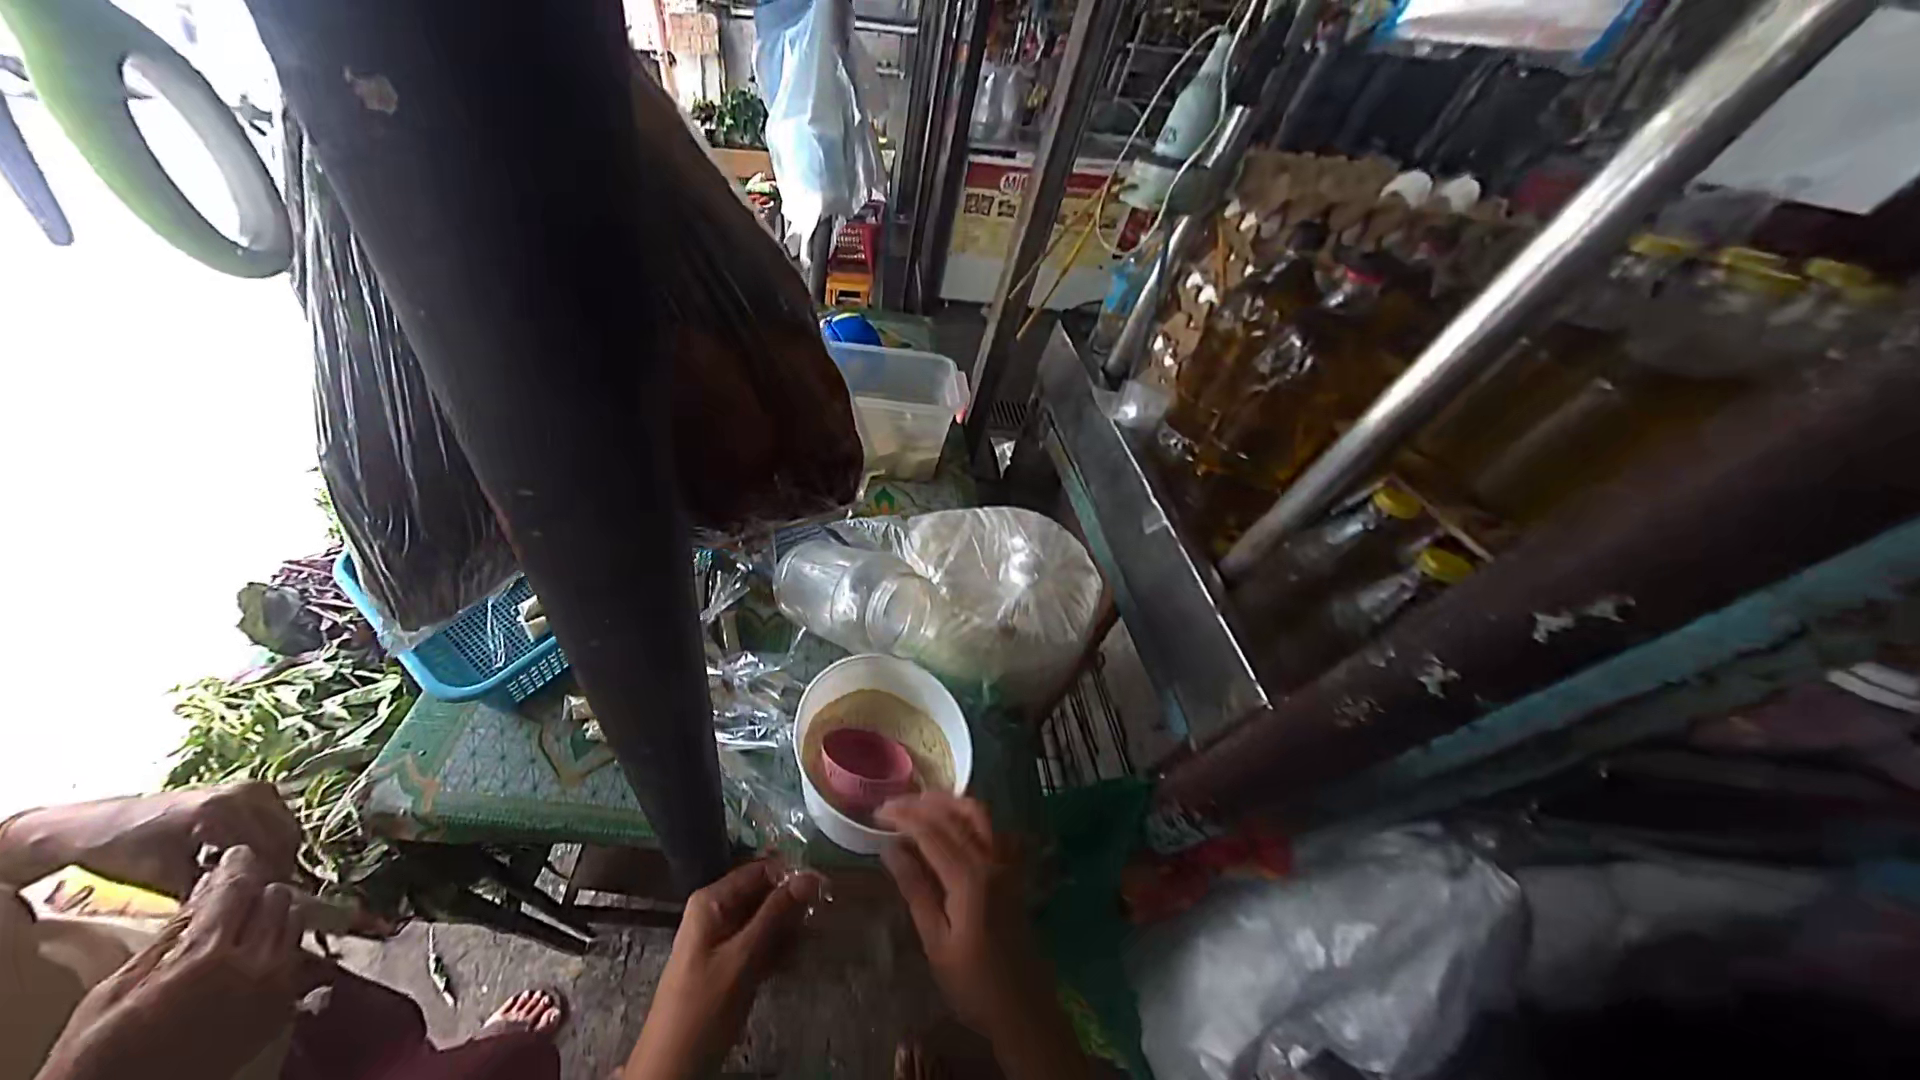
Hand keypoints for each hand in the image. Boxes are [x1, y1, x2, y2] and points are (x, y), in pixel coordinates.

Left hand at [0, 782, 300, 897]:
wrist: (95, 828)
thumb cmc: (121, 856)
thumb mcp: (161, 878)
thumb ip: (210, 885)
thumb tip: (248, 900)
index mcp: (222, 812)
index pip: (267, 849)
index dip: (268, 878)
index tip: (263, 902)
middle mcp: (247, 793)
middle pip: (284, 836)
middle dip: (277, 866)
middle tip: (263, 895)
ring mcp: (254, 788)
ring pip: (286, 828)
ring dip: (277, 854)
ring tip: (257, 880)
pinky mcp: (255, 790)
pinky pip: (278, 819)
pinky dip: (271, 841)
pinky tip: (251, 861)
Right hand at [37, 846, 306, 1079]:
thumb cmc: (97, 1053)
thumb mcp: (116, 989)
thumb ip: (173, 934)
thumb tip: (208, 889)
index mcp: (210, 956)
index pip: (239, 891)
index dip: (238, 868)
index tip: (237, 854)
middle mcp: (257, 965)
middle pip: (277, 901)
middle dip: (257, 892)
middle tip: (235, 893)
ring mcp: (277, 986)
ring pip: (292, 925)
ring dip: (273, 916)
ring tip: (245, 920)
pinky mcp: (283, 1006)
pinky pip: (293, 958)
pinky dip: (277, 947)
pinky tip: (253, 951)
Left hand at [624, 858, 823, 1079]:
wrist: (672, 1070)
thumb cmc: (703, 1008)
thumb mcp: (743, 957)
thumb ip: (776, 913)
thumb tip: (811, 875)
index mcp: (712, 900)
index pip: (761, 869)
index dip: (792, 876)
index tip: (823, 889)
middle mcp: (717, 911)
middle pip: (765, 892)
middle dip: (791, 906)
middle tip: (814, 923)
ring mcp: (723, 937)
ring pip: (767, 918)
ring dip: (787, 931)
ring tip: (800, 949)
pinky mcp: (731, 961)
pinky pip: (762, 942)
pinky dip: (778, 950)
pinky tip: (789, 964)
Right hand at [877, 794, 1087, 1079]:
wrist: (1024, 1010)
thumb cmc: (973, 984)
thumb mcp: (936, 942)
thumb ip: (916, 890)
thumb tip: (890, 849)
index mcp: (969, 878)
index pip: (931, 832)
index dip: (903, 816)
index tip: (877, 812)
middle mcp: (991, 861)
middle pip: (955, 816)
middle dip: (922, 804)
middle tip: (893, 804)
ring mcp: (1007, 865)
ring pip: (979, 815)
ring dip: (949, 803)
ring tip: (920, 803)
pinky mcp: (1013, 873)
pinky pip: (994, 830)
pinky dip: (973, 818)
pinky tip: (956, 824)